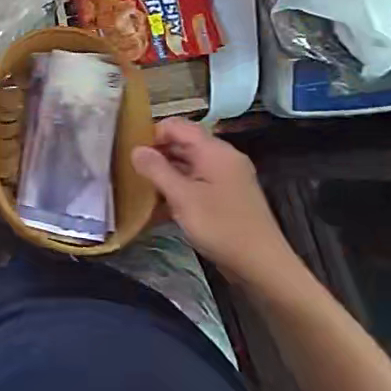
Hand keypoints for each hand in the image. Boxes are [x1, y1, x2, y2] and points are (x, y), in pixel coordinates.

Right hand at [130, 118, 296, 279]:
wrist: (261, 264)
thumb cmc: (221, 226)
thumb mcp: (183, 198)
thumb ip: (157, 170)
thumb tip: (136, 149)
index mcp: (215, 151)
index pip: (178, 126)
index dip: (153, 133)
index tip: (129, 150)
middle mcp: (222, 159)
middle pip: (184, 144)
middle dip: (156, 154)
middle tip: (129, 169)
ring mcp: (226, 179)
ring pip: (188, 166)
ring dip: (165, 174)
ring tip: (138, 187)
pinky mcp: (226, 198)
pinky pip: (196, 184)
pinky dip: (178, 190)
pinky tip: (158, 206)